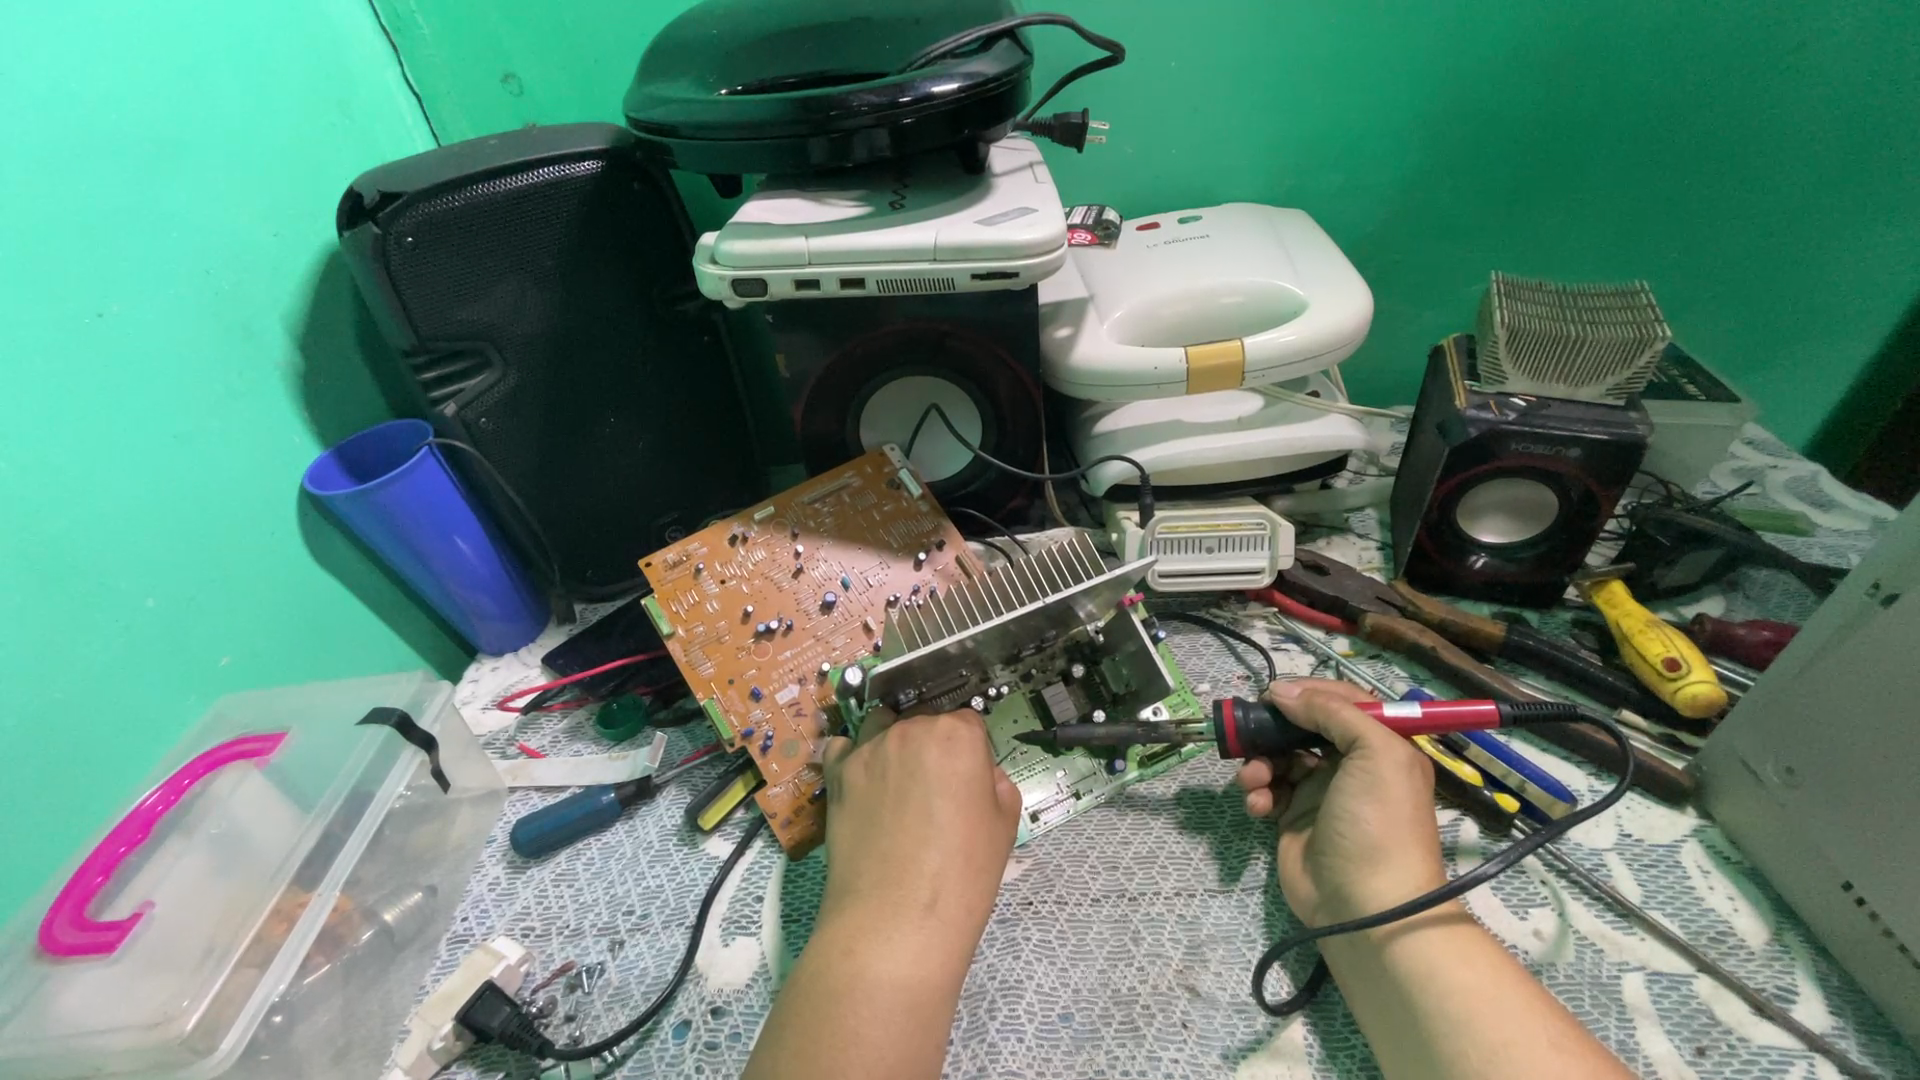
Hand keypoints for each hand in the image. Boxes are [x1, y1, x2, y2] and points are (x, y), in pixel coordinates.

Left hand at [819, 707, 1021, 952]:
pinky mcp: (838, 773)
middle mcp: (912, 729)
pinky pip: (844, 748)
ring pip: (883, 726)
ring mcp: (870, 748)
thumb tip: (979, 775)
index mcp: (958, 735)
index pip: (969, 724)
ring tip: (896, 785)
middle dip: (932, 747)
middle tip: (934, 793)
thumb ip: (997, 785)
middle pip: (925, 722)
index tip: (969, 782)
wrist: (895, 922)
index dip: (971, 752)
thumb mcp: (1004, 828)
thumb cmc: (962, 877)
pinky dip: (853, 759)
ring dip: (892, 744)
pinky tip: (862, 787)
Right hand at [1235, 679, 1444, 926]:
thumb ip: (1332, 712)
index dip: (1309, 693)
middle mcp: (1351, 765)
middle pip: (1304, 727)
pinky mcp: (1293, 818)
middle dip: (1273, 726)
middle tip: (1249, 726)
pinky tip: (1257, 805)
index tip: (1275, 694)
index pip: (1343, 702)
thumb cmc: (1377, 822)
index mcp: (1381, 746)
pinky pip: (1267, 789)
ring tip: (1254, 779)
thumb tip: (1280, 692)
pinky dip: (1256, 792)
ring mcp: (1321, 792)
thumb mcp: (1374, 754)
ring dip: (1259, 761)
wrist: (1366, 906)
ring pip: (1279, 756)